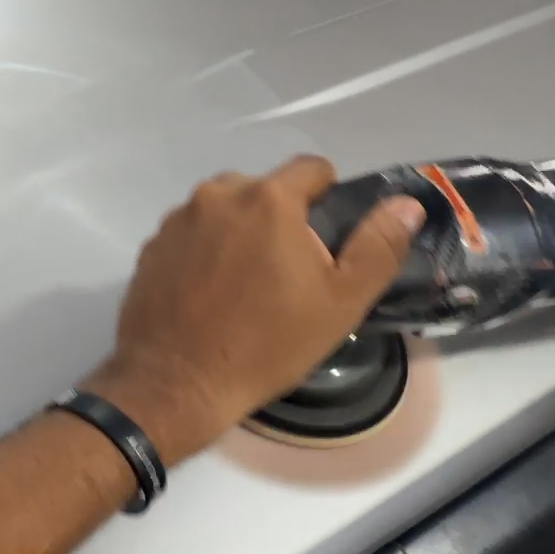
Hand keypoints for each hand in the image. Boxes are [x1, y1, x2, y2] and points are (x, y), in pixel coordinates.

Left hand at [83, 155, 424, 461]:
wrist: (177, 384)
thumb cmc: (265, 344)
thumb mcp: (340, 302)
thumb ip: (378, 246)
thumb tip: (405, 204)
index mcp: (266, 199)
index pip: (311, 169)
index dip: (327, 197)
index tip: (325, 237)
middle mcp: (215, 197)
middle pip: (262, 190)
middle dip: (279, 219)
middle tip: (284, 272)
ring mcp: (175, 222)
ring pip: (222, 212)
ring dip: (237, 234)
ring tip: (242, 286)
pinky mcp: (149, 249)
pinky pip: (188, 236)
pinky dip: (202, 253)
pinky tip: (206, 295)